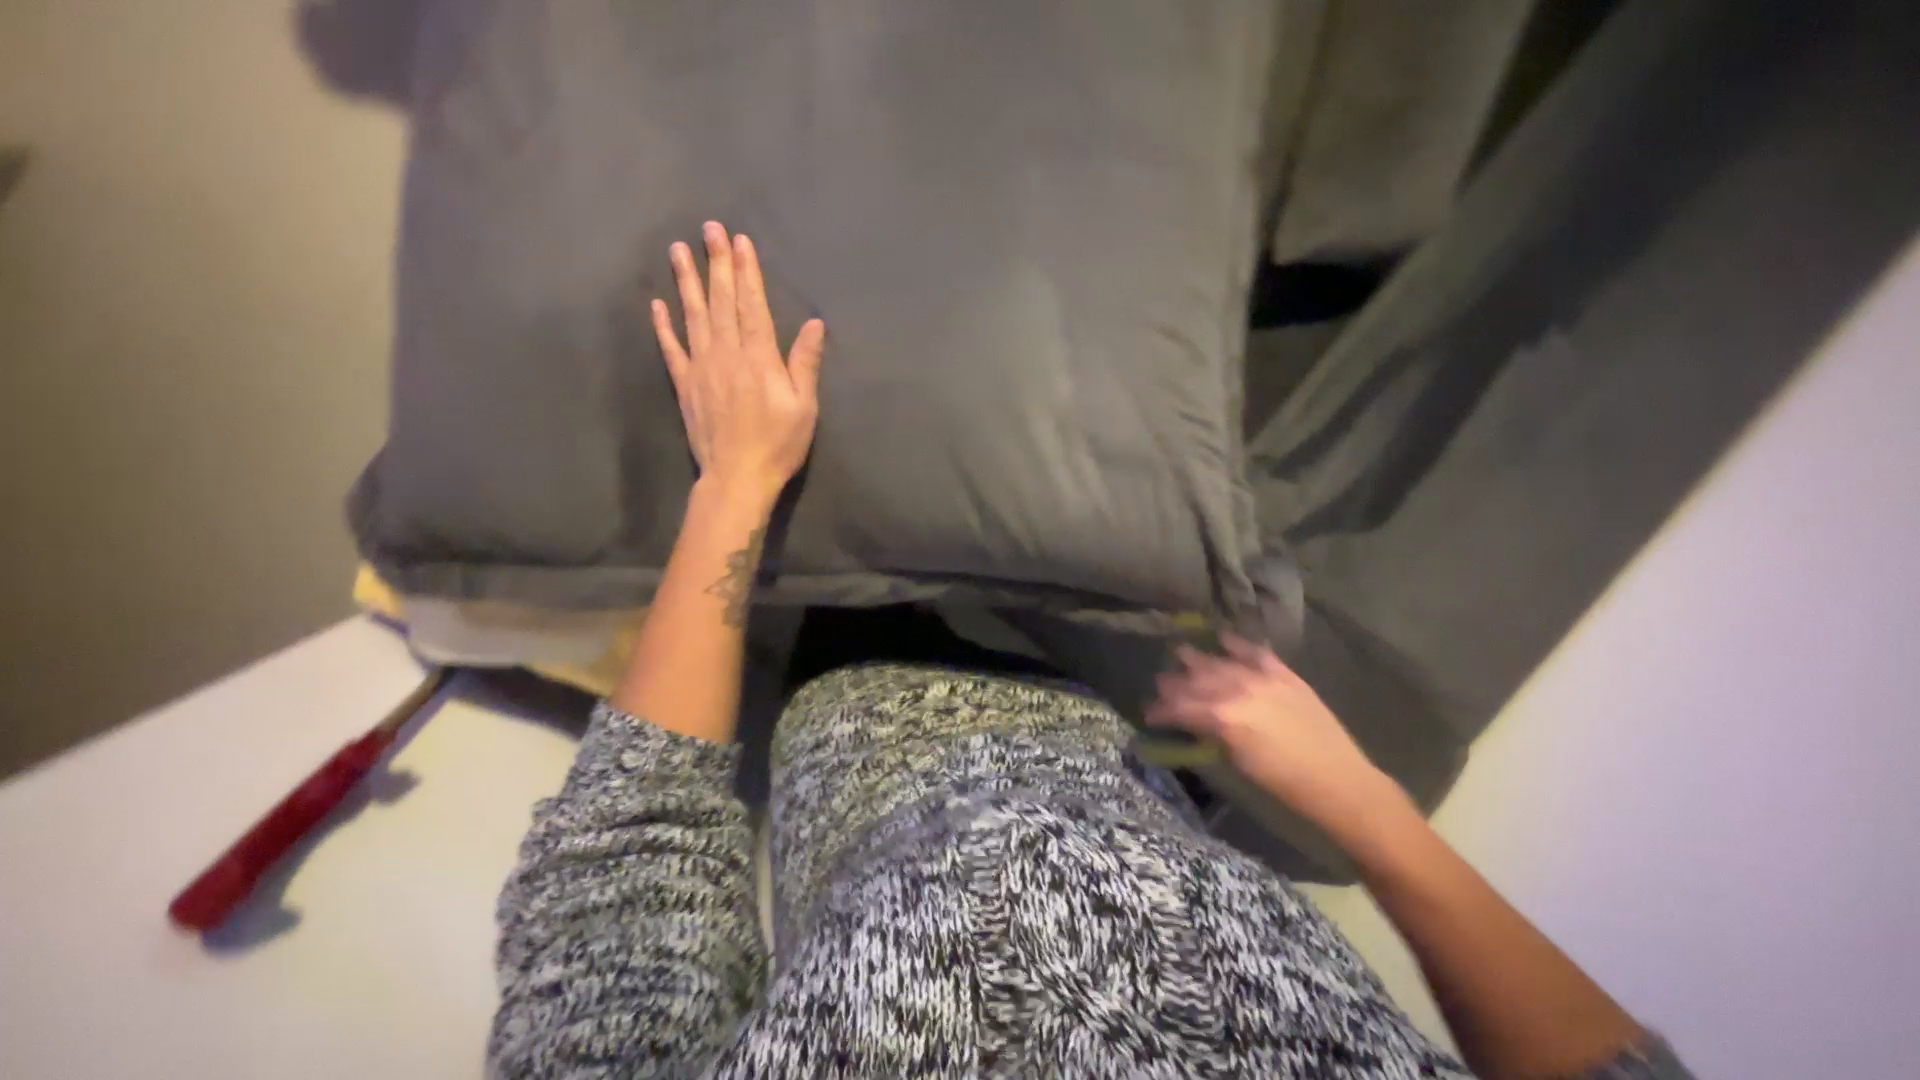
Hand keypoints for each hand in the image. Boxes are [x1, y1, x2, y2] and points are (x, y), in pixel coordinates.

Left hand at [653, 221, 826, 505]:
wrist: (737, 477)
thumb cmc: (778, 444)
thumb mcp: (804, 406)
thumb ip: (805, 363)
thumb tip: (815, 324)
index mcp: (759, 357)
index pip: (752, 304)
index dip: (747, 271)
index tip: (740, 240)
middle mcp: (727, 354)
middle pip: (722, 301)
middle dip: (717, 263)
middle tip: (709, 228)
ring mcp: (701, 368)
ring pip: (694, 316)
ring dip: (687, 282)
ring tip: (679, 250)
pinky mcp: (685, 385)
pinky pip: (671, 349)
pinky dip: (664, 325)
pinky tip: (657, 303)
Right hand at [1147, 634, 1406, 838]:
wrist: (1340, 782)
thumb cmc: (1285, 785)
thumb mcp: (1239, 764)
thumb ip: (1214, 737)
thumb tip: (1195, 725)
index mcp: (1224, 718)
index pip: (1180, 707)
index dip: (1161, 710)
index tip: (1148, 713)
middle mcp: (1239, 690)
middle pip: (1197, 680)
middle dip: (1175, 682)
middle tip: (1160, 683)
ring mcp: (1264, 679)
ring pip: (1221, 663)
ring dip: (1199, 660)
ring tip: (1181, 654)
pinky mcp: (1286, 676)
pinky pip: (1256, 653)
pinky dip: (1237, 645)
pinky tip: (1223, 639)